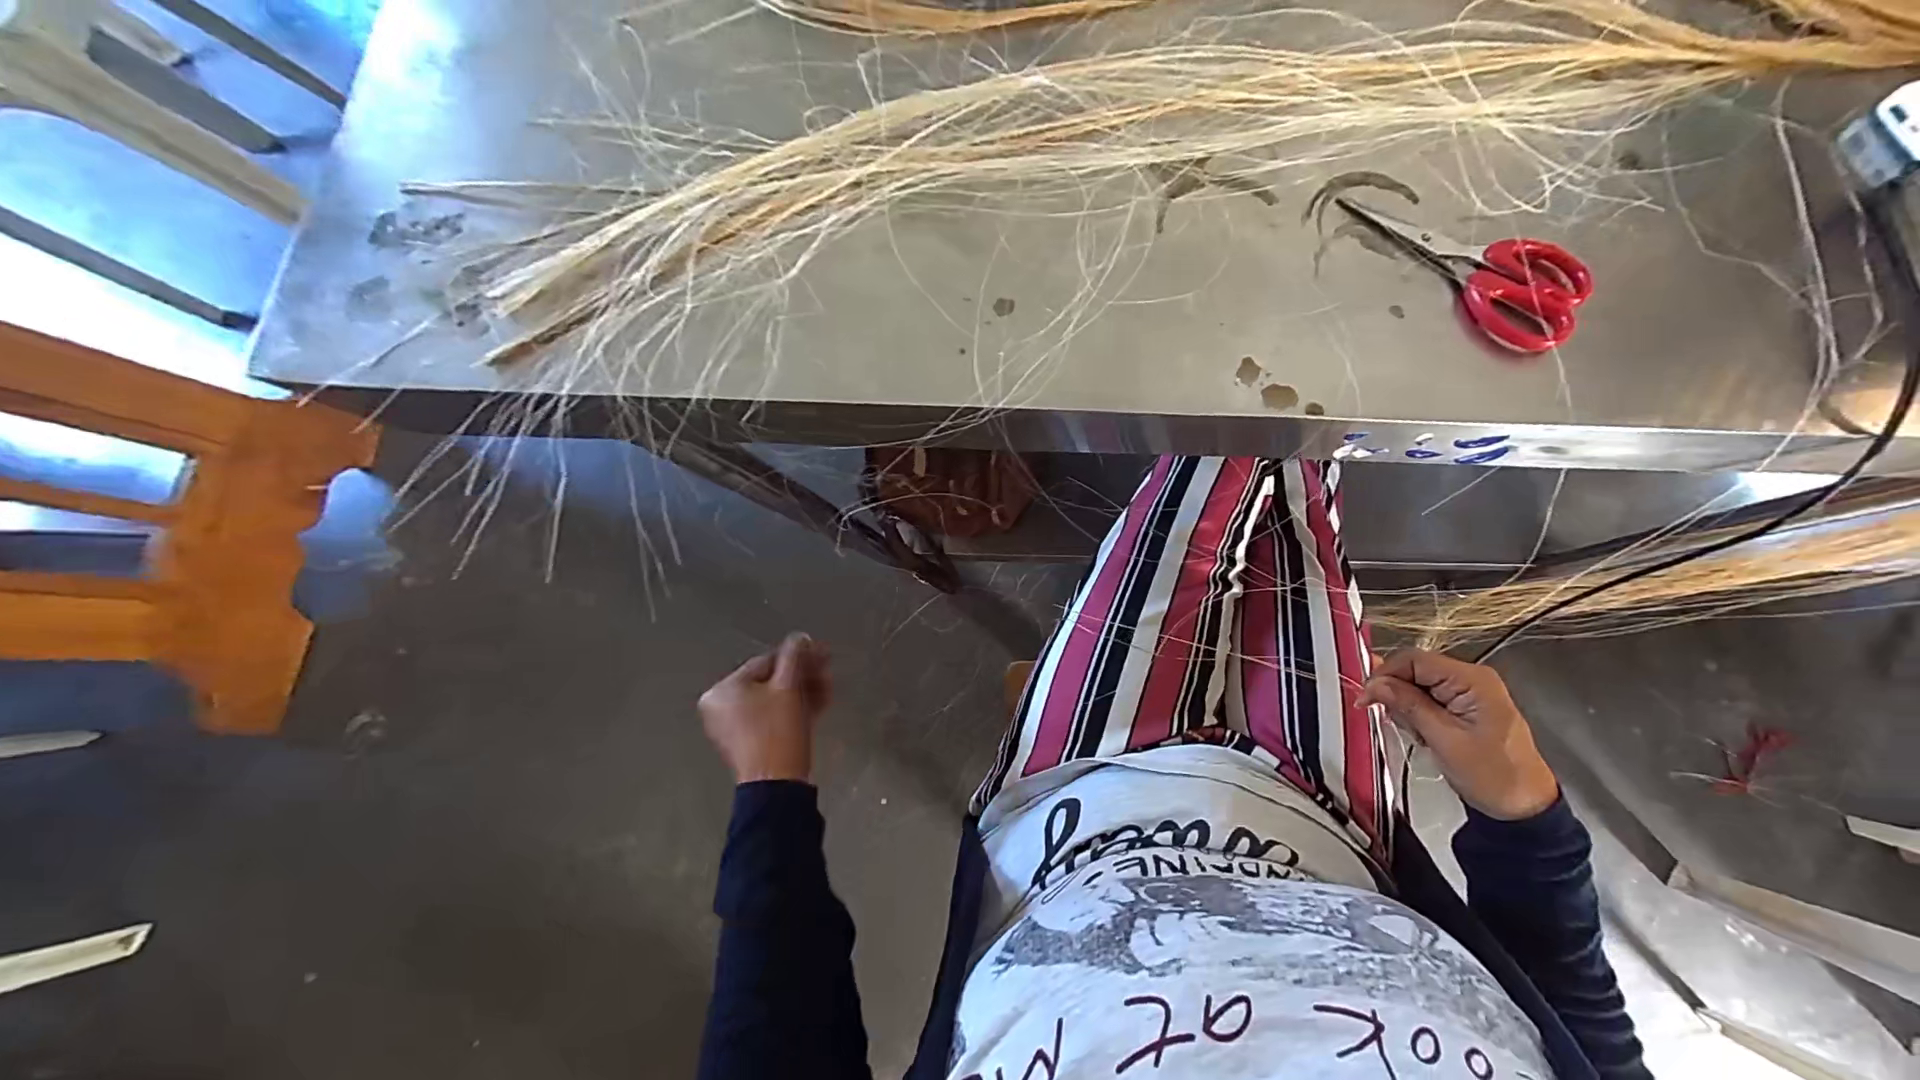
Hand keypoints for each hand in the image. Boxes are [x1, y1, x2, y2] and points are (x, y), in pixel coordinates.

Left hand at [699, 632, 832, 784]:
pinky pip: (771, 716)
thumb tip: (801, 637)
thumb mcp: (789, 687)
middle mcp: (721, 706)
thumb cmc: (778, 730)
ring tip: (827, 691)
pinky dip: (792, 709)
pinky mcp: (748, 741)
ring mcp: (733, 726)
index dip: (798, 657)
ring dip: (802, 692)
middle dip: (802, 676)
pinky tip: (817, 704)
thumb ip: (795, 656)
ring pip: (773, 699)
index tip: (823, 655)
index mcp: (722, 690)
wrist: (777, 784)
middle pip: (769, 681)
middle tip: (828, 673)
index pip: (766, 662)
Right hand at [1360, 649, 1559, 820]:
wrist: (1523, 805)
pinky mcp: (1462, 704)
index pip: (1414, 659)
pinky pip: (1425, 697)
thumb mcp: (1444, 739)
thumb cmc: (1493, 775)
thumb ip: (1408, 705)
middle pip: (1413, 669)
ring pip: (1415, 684)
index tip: (1366, 698)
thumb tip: (1375, 684)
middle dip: (1396, 694)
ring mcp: (1468, 691)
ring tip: (1418, 734)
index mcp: (1473, 680)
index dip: (1385, 675)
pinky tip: (1424, 733)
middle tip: (1395, 721)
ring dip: (1406, 707)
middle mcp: (1471, 678)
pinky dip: (1416, 714)